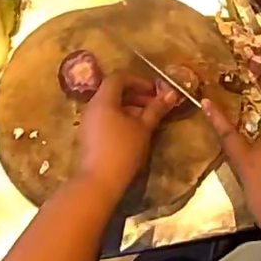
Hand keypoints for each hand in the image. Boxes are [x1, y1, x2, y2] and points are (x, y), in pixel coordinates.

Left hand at [74, 73, 179, 195]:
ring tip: (148, 119)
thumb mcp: (144, 128)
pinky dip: (121, 118)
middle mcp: (92, 107)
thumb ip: (156, 108)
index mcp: (103, 100)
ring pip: (110, 105)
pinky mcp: (89, 136)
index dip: (138, 80)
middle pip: (114, 91)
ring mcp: (88, 122)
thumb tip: (172, 93)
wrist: (98, 183)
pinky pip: (106, 117)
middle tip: (155, 105)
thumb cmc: (123, 150)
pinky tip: (135, 132)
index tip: (155, 91)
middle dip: (136, 94)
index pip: (119, 77)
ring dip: (130, 107)